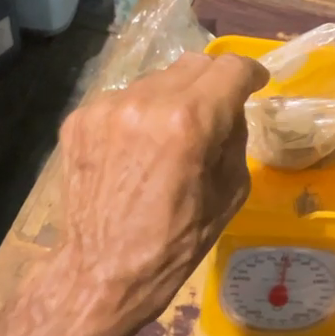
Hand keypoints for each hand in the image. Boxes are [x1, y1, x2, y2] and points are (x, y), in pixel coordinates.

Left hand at [50, 52, 268, 335]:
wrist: (102, 272)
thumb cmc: (177, 241)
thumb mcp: (231, 191)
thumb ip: (234, 136)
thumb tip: (229, 109)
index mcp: (190, 121)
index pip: (231, 68)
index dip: (251, 73)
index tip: (255, 84)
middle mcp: (147, 101)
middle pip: (193, 64)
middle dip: (213, 82)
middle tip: (216, 111)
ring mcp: (106, 107)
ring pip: (157, 80)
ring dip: (173, 98)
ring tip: (169, 138)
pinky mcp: (79, 119)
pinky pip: (124, 100)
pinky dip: (140, 115)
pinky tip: (136, 150)